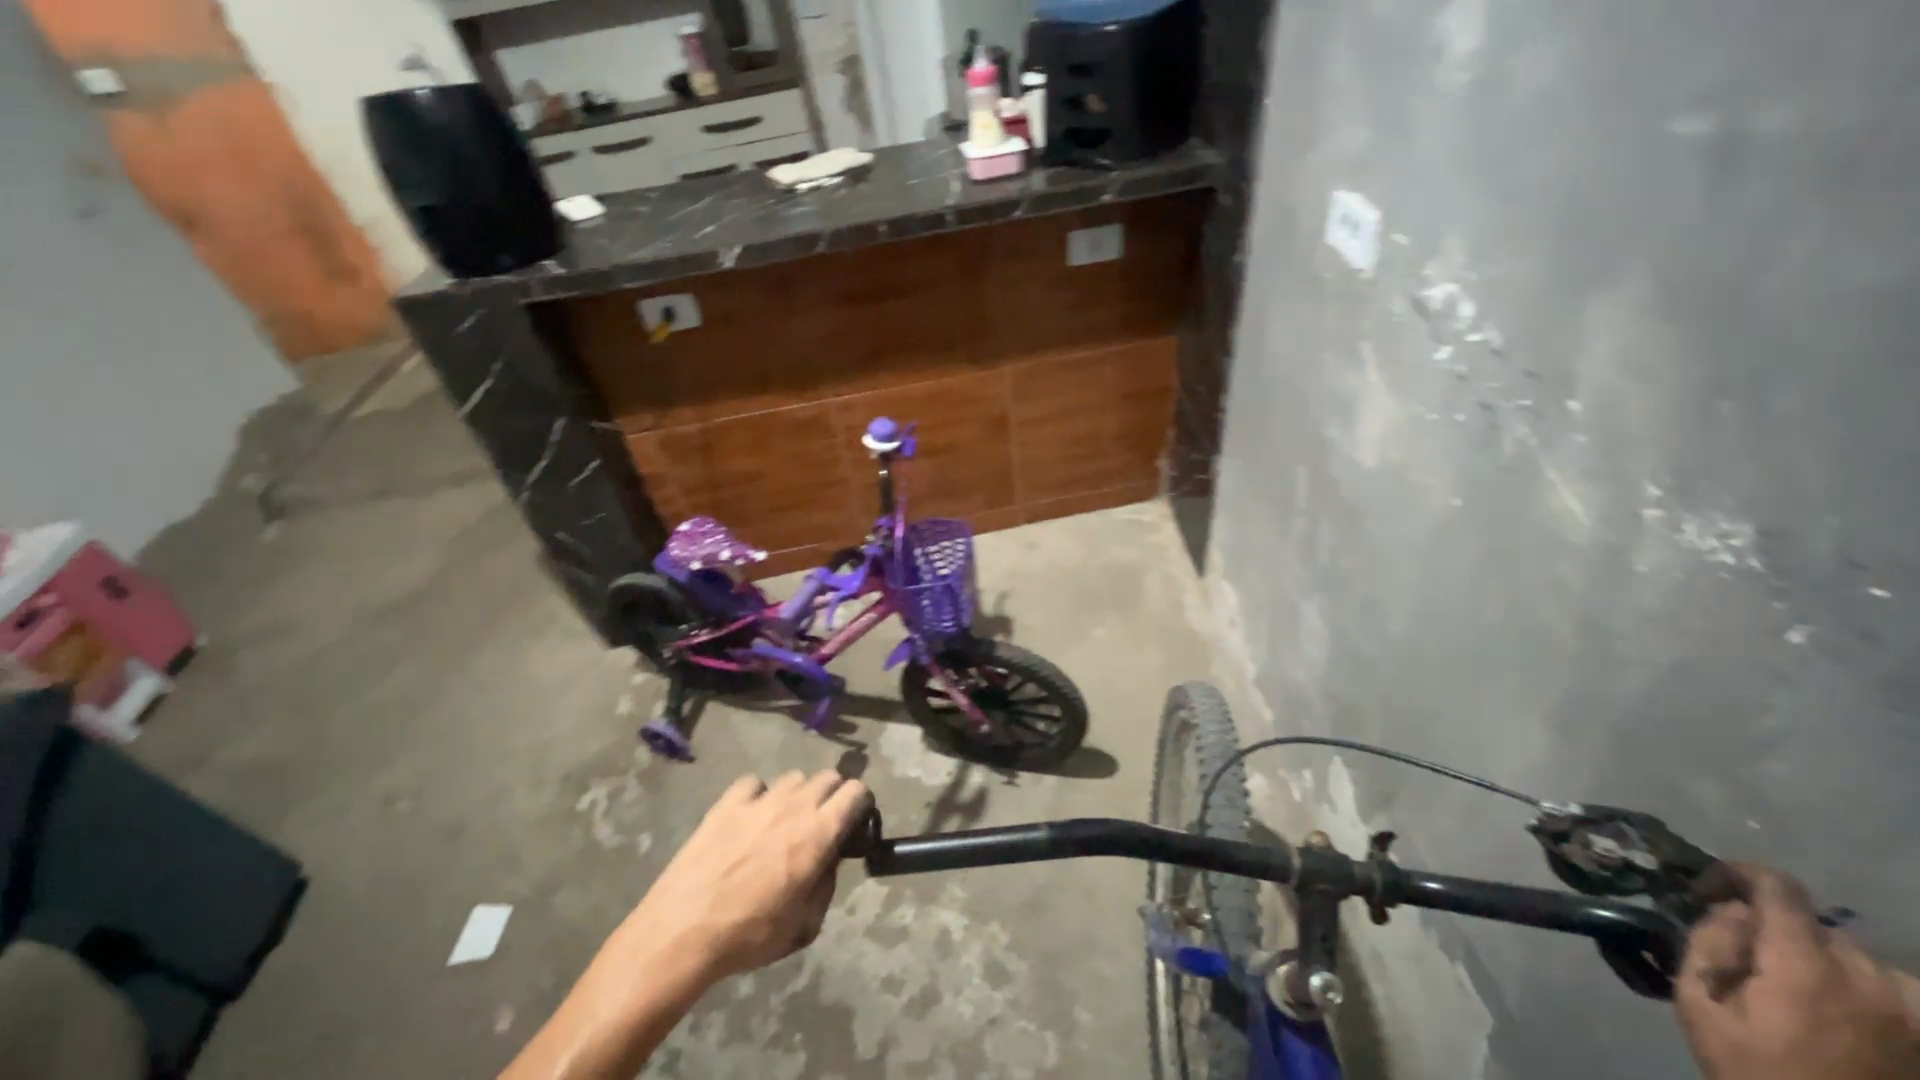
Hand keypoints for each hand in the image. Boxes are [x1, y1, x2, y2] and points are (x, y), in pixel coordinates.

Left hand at [622, 769, 871, 979]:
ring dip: (798, 795)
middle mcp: (793, 807)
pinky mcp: (725, 804)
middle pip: (828, 777)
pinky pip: (754, 784)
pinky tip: (751, 819)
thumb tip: (828, 861)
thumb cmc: (750, 935)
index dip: (860, 805)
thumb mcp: (805, 925)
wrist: (683, 932)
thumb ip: (826, 885)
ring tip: (785, 822)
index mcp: (819, 835)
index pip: (856, 793)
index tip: (854, 824)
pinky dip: (759, 796)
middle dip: (833, 796)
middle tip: (823, 824)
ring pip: (793, 778)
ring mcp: (757, 802)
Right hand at [1675, 863, 1919, 1079]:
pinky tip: (1834, 1011)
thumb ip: (1708, 944)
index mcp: (1805, 964)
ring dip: (1811, 957)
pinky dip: (1850, 981)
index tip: (1708, 887)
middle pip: (1809, 922)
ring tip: (1789, 994)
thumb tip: (1731, 911)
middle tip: (1743, 960)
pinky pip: (1882, 979)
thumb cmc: (1754, 1072)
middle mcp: (1867, 972)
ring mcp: (1908, 1001)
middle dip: (1770, 930)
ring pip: (1846, 950)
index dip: (1737, 872)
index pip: (1777, 885)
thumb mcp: (1700, 1008)